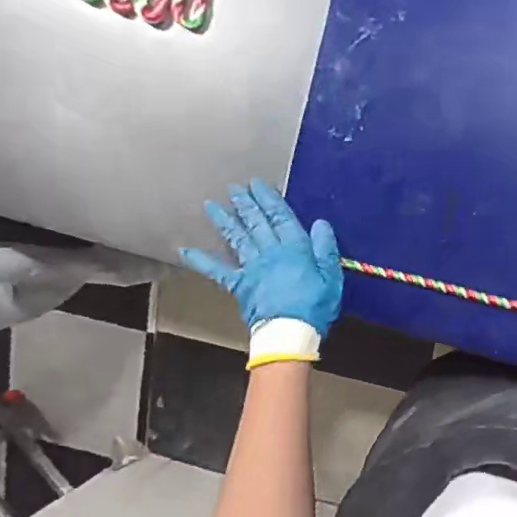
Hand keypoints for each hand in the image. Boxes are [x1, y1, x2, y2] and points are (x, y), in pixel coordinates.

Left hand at [181, 179, 343, 335]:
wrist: (289, 332)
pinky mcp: (239, 285)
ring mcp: (251, 268)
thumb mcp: (331, 276)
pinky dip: (201, 260)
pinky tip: (185, 250)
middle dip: (245, 204)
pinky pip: (217, 271)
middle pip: (256, 223)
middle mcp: (270, 252)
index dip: (269, 199)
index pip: (280, 217)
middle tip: (234, 188)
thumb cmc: (315, 306)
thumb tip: (320, 224)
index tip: (259, 184)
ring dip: (224, 220)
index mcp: (294, 248)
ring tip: (211, 205)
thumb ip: (325, 249)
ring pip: (236, 238)